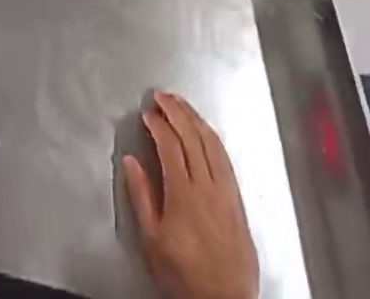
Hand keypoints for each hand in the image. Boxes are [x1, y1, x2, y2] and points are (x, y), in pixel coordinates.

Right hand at [123, 93, 258, 298]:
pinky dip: (212, 136)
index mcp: (183, 194)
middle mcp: (207, 186)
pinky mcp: (237, 197)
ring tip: (181, 103)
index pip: (170, 145)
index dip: (158, 124)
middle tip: (162, 96)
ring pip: (211, 142)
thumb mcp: (152, 240)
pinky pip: (225, 157)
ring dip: (195, 118)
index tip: (147, 113)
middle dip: (176, 111)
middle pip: (192, 136)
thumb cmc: (184, 273)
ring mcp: (225, 190)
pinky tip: (205, 130)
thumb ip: (141, 196)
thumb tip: (131, 161)